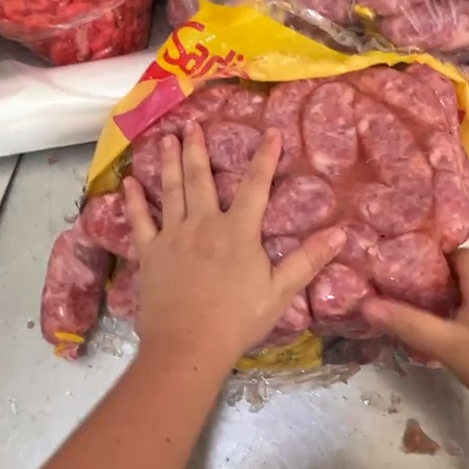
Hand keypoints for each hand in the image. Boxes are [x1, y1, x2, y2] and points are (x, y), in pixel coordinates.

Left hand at [123, 122, 343, 370]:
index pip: (255, 185)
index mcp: (238, 231)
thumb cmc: (238, 320)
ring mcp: (173, 236)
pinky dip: (134, 201)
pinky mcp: (150, 253)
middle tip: (192, 123)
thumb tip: (340, 233)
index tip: (271, 131)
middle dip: (198, 148)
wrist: (188, 344)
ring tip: (165, 138)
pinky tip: (128, 182)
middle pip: (201, 178)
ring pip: (171, 190)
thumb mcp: (280, 291)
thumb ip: (308, 260)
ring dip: (169, 162)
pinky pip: (140, 221)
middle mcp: (204, 224)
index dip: (265, 157)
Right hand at [363, 249, 468, 418]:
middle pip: (468, 268)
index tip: (409, 277)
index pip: (454, 252)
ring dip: (462, 295)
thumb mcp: (445, 345)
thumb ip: (406, 322)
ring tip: (438, 316)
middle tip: (417, 299)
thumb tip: (366, 304)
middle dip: (443, 279)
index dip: (431, 261)